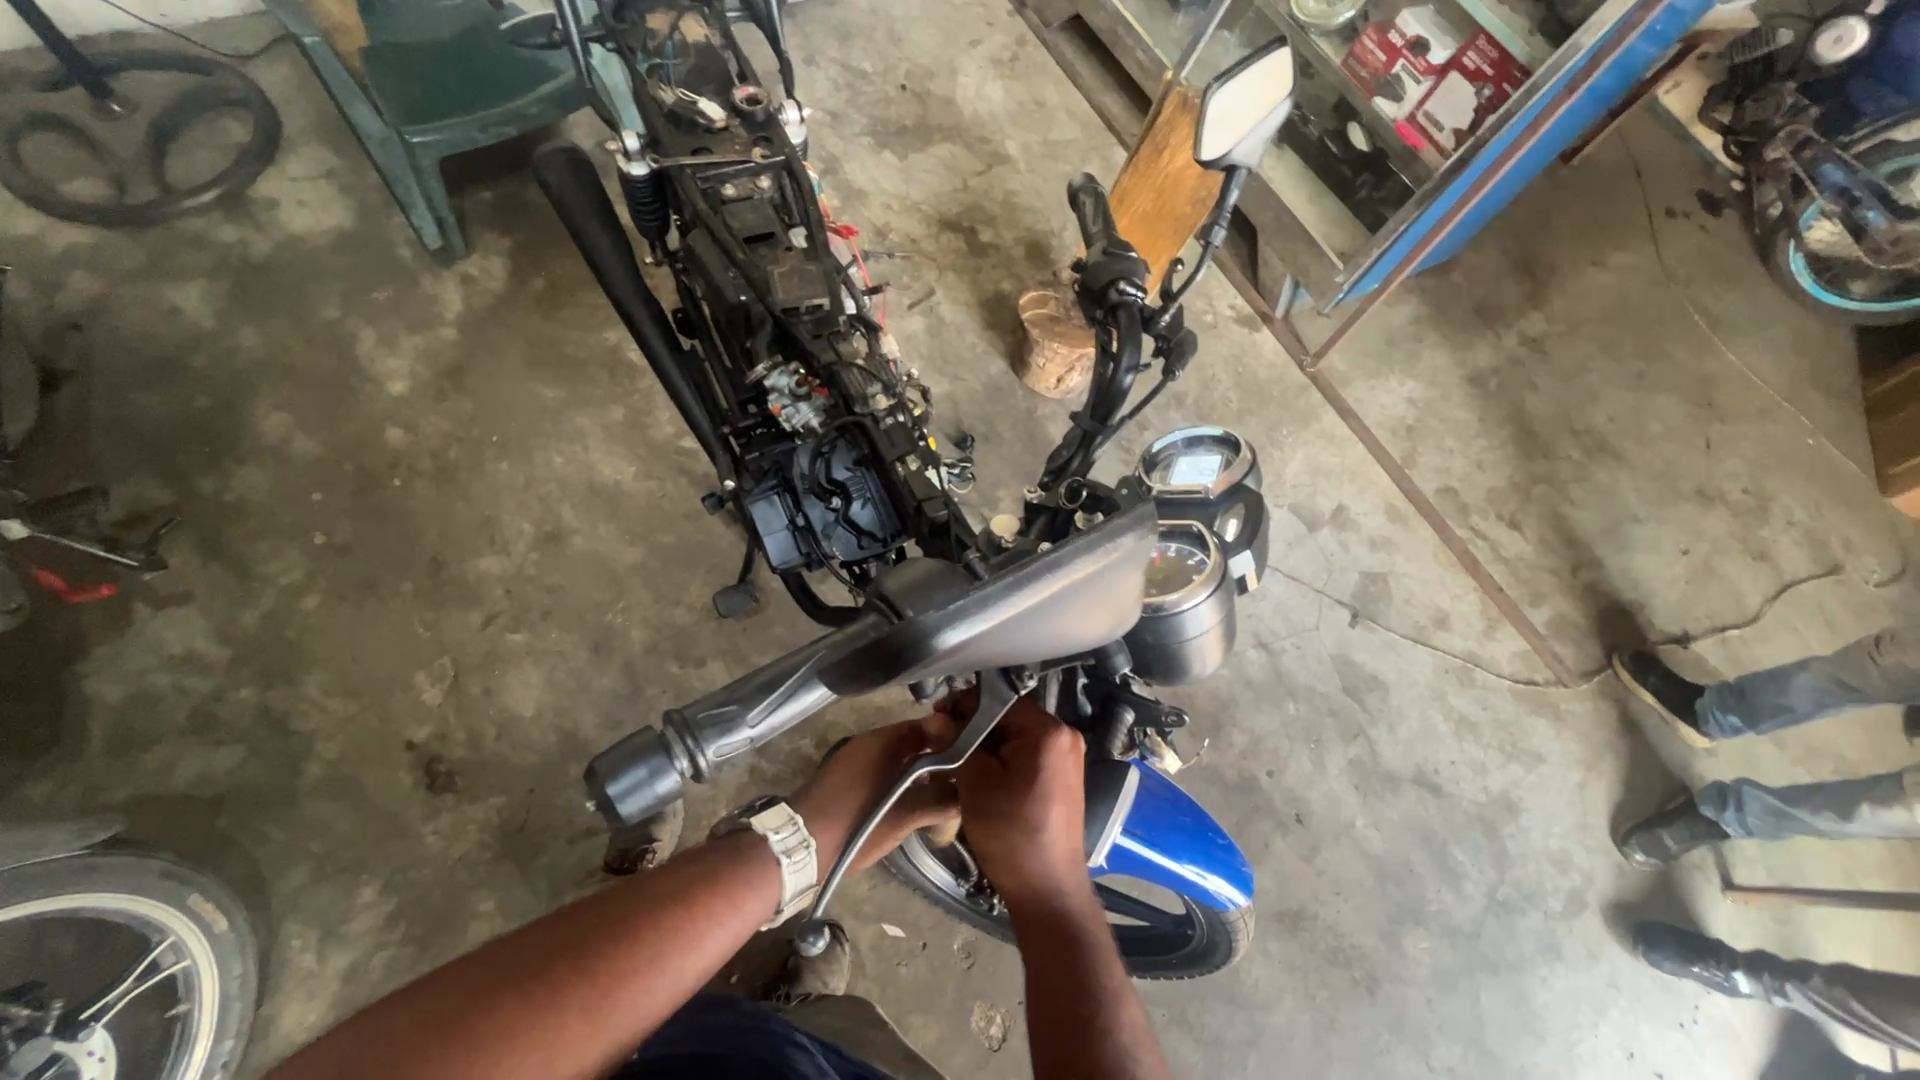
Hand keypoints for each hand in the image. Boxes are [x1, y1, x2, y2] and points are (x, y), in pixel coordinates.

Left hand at [790, 713, 960, 873]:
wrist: (801, 846)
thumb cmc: (856, 822)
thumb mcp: (904, 814)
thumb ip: (940, 800)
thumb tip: (967, 794)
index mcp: (884, 741)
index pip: (929, 726)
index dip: (954, 738)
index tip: (975, 758)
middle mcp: (871, 744)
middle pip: (917, 742)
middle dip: (941, 760)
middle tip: (964, 782)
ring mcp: (857, 762)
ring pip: (902, 760)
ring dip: (923, 775)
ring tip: (946, 798)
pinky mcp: (850, 781)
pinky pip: (886, 772)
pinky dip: (904, 784)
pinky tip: (917, 806)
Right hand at [955, 696, 1089, 912]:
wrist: (1047, 889)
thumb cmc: (1010, 834)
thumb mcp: (975, 783)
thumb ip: (958, 742)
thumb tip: (942, 717)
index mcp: (1048, 731)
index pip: (998, 699)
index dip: (964, 706)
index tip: (936, 719)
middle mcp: (1065, 735)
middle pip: (1009, 716)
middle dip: (974, 726)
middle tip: (942, 741)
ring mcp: (1068, 756)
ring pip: (1016, 735)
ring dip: (987, 743)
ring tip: (957, 759)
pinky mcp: (1064, 776)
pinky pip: (1027, 753)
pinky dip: (1004, 758)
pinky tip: (982, 774)